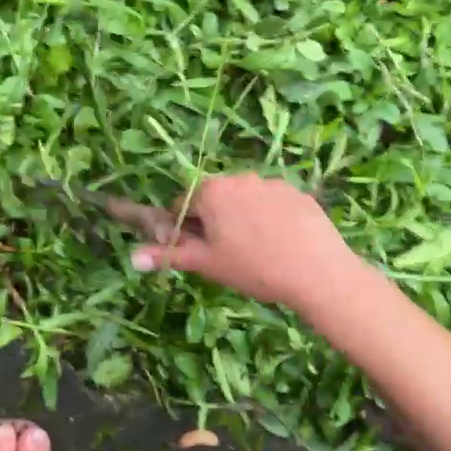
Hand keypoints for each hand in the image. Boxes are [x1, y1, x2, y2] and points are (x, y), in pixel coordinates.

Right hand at [131, 174, 367, 310]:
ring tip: (258, 251)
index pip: (184, 204)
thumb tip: (132, 258)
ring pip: (245, 200)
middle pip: (215, 198)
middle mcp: (239, 178)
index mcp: (211, 191)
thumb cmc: (253, 267)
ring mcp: (272, 183)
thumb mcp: (207, 263)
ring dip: (243, 218)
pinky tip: (281, 244)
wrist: (319, 273)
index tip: (199, 250)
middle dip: (215, 221)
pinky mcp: (299, 193)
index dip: (186, 228)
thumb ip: (168, 255)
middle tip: (227, 253)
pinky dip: (271, 219)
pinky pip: (274, 203)